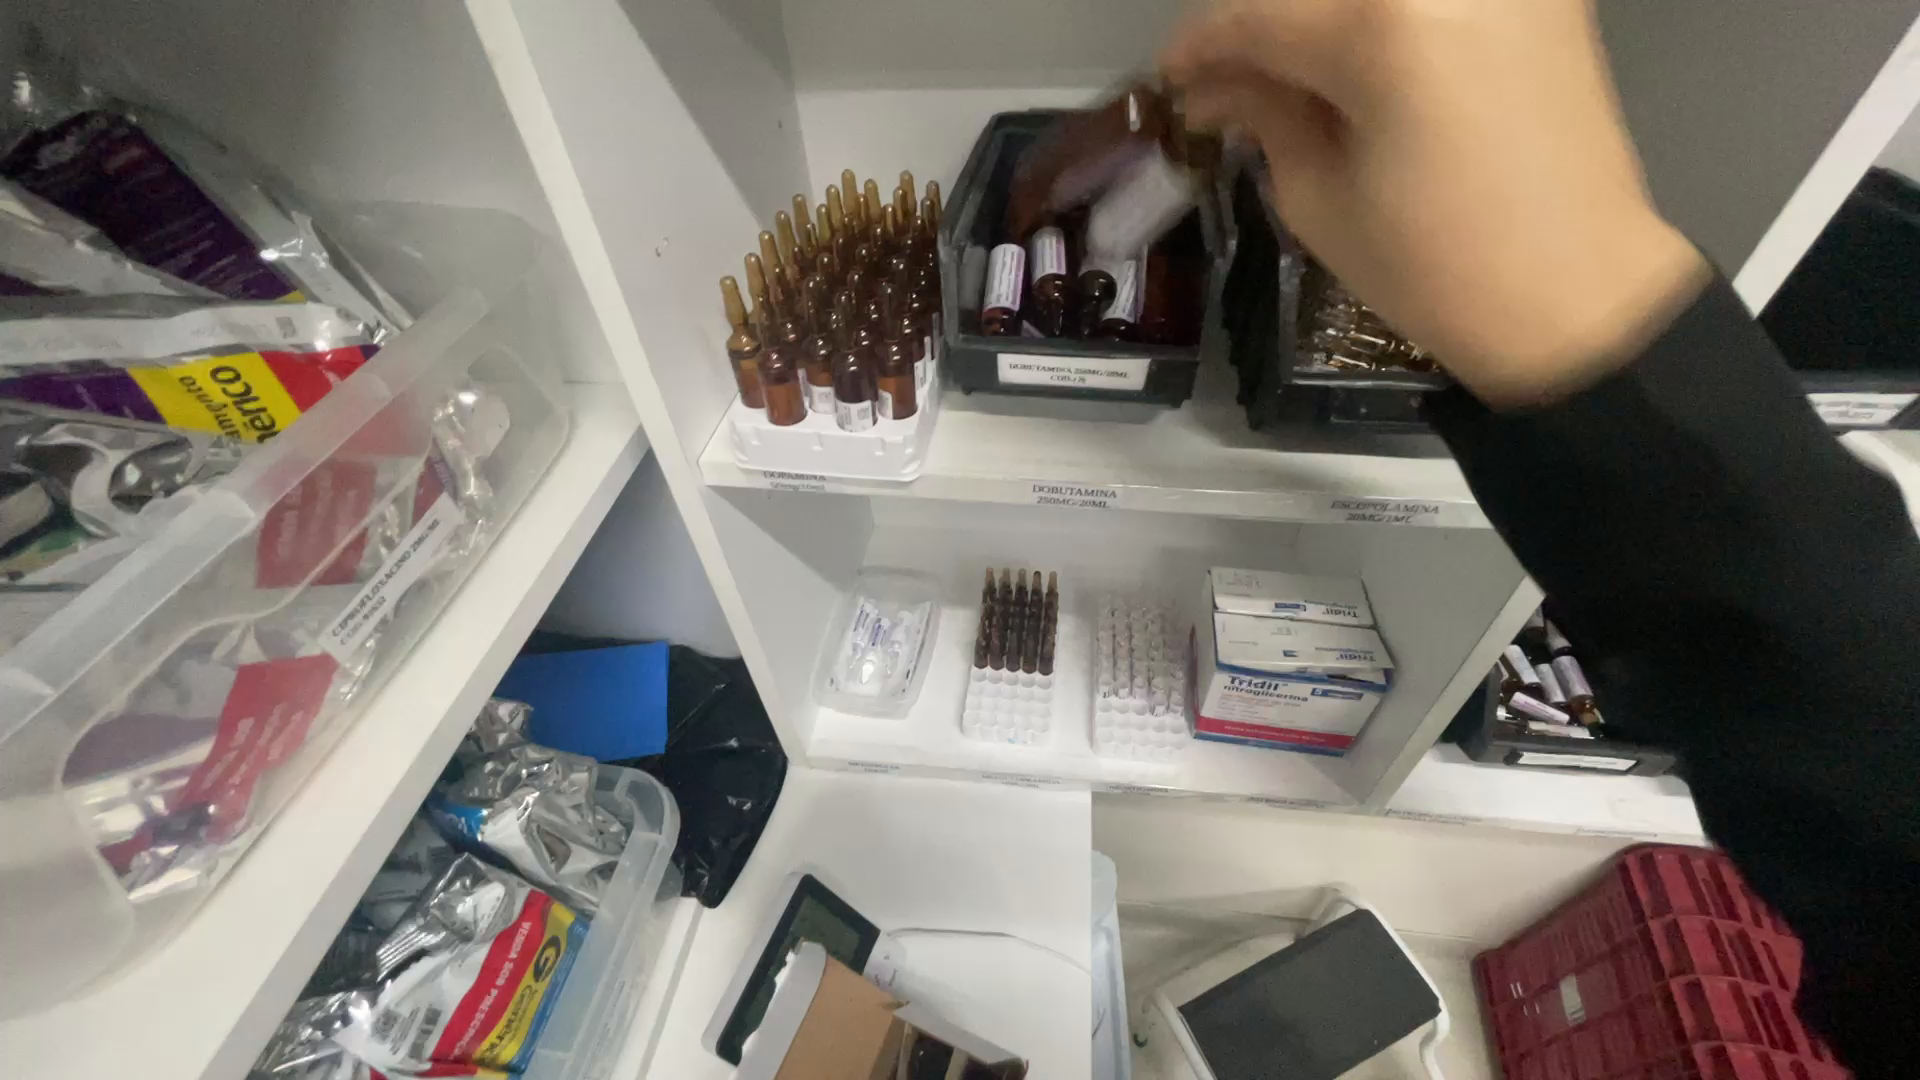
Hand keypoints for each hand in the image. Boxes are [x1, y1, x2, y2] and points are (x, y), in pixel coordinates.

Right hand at [1162, 0, 1709, 404]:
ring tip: (1281, 79)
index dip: (1202, 44)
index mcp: (1383, 29)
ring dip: (1312, 21)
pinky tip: (1345, 68)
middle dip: (1255, 25)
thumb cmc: (1422, 266)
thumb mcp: (1316, 198)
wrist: (1562, 286)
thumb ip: (1265, 118)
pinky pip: (1424, 1)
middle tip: (1222, 81)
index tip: (1171, 76)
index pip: (1261, 15)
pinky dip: (1371, 22)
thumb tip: (1214, 90)